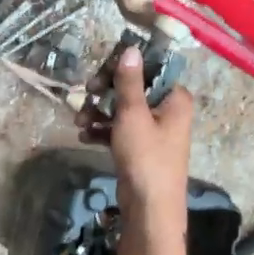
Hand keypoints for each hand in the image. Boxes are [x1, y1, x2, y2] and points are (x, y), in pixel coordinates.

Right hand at [78, 46, 193, 209]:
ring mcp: (153, 131)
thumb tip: (130, 49)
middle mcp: (166, 111)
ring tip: (79, 123)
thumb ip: (129, 81)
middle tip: (85, 95)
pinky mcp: (139, 148)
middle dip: (104, 93)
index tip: (98, 74)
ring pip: (121, 110)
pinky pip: (118, 130)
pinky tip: (84, 136)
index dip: (121, 68)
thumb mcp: (133, 114)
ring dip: (98, 112)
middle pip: (132, 89)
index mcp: (174, 98)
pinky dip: (102, 130)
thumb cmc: (146, 156)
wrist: (149, 206)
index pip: (148, 69)